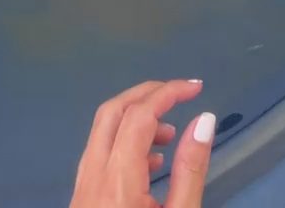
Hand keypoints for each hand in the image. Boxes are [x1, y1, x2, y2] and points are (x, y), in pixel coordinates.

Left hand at [70, 79, 215, 207]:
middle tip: (179, 94)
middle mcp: (91, 181)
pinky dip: (125, 140)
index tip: (197, 88)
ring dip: (136, 118)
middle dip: (148, 93)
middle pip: (111, 112)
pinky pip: (99, 155)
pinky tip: (151, 162)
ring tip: (170, 135)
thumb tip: (204, 119)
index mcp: (116, 184)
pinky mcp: (80, 202)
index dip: (169, 92)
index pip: (139, 116)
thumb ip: (190, 169)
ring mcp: (80, 192)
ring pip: (101, 132)